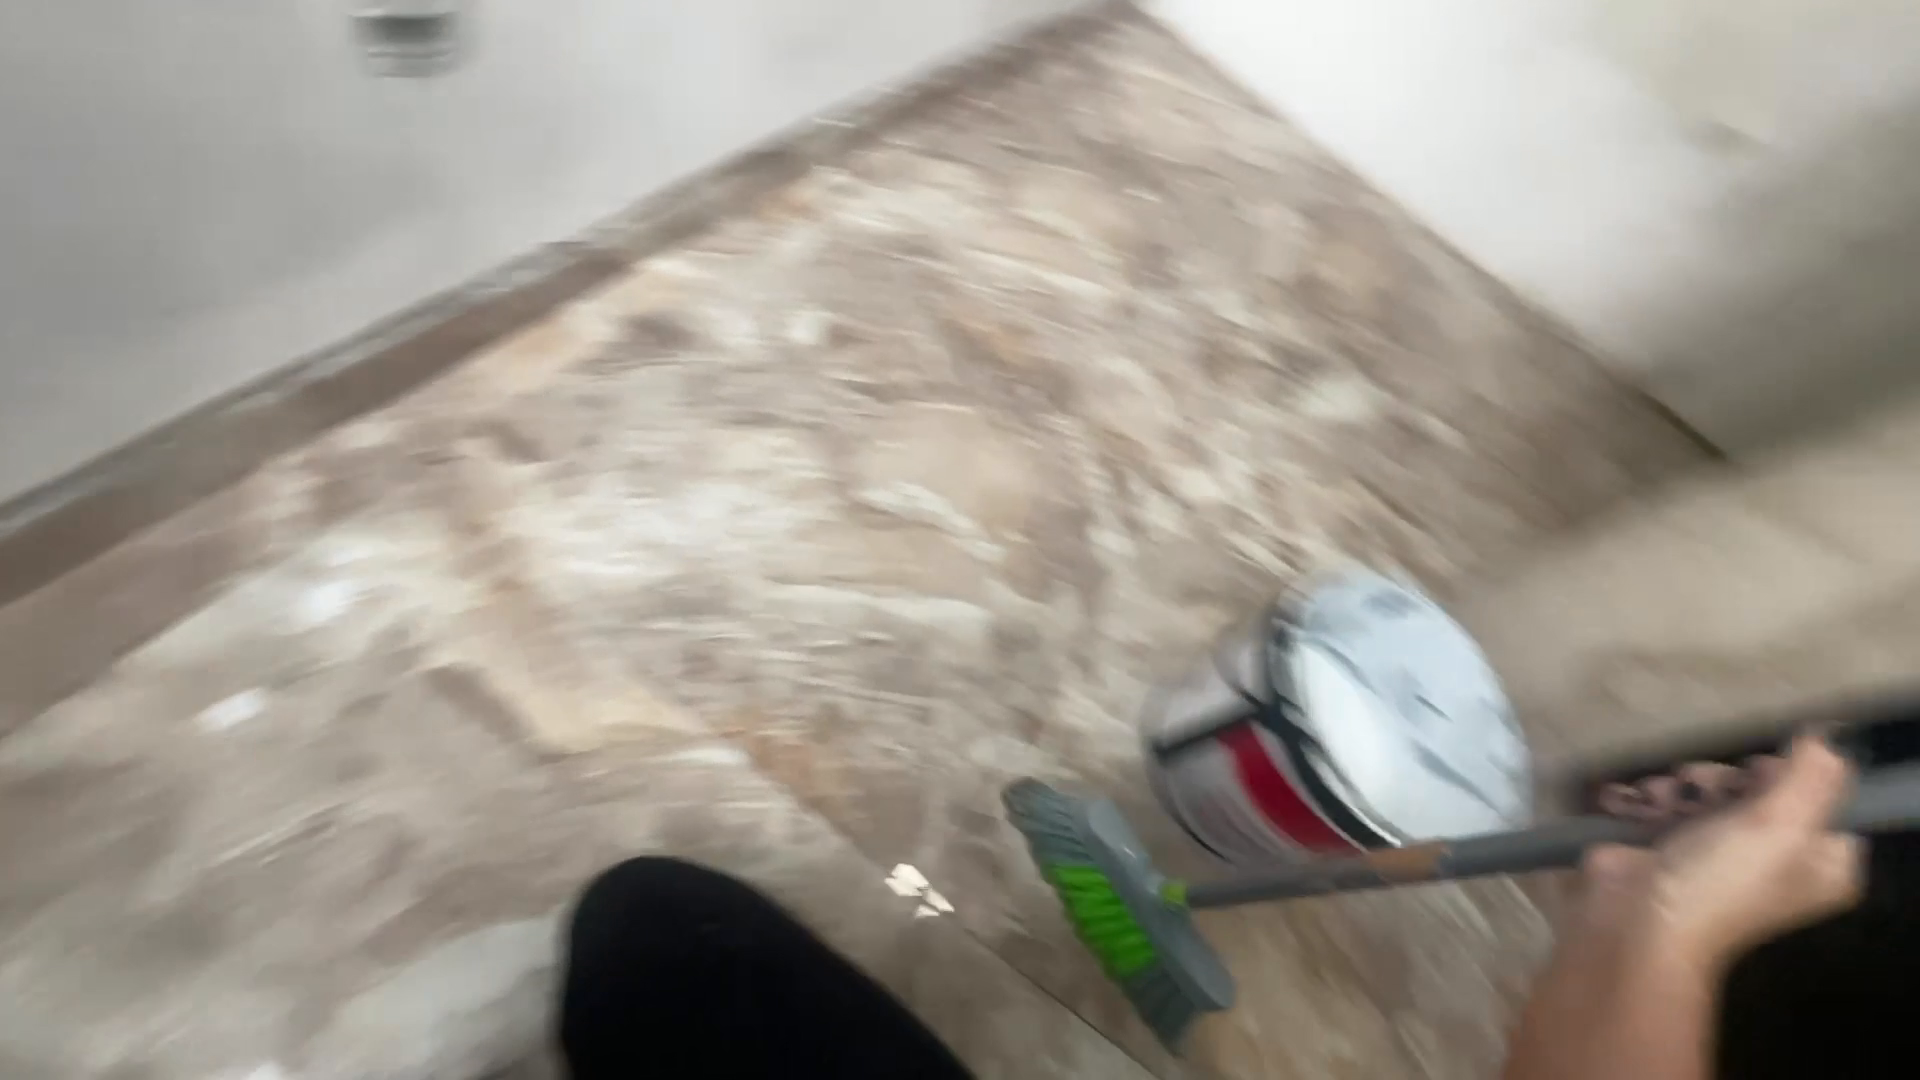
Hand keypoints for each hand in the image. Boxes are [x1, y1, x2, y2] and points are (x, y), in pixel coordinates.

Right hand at [1577, 735, 1865, 973]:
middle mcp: (1766, 852)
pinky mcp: (1657, 838)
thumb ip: (1809, 779)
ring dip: (1667, 788)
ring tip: (1657, 807)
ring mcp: (1706, 844)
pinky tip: (1632, 810)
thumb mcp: (1777, 827)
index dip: (1783, 779)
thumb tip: (1831, 735)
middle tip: (1699, 794)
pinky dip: (1638, 800)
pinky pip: (1651, 798)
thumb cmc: (1719, 878)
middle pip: (1746, 786)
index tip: (1756, 778)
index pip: (1814, 797)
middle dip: (1711, 781)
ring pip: (1691, 787)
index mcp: (1815, 859)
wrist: (1636, 912)